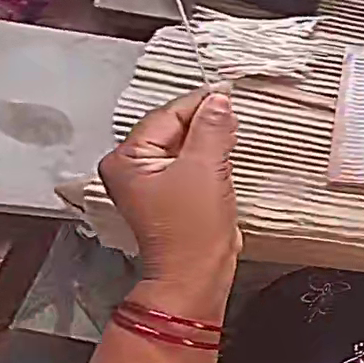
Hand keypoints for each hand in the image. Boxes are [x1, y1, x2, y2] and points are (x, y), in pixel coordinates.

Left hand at [99, 89, 242, 292]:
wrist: (198, 271)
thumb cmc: (193, 225)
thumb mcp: (204, 169)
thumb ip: (211, 129)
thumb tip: (220, 100)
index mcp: (127, 159)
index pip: (166, 117)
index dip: (199, 103)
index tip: (228, 91)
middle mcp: (134, 167)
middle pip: (174, 128)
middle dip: (205, 119)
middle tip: (235, 108)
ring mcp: (154, 181)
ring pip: (185, 144)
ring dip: (210, 136)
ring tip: (234, 128)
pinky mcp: (175, 193)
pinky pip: (192, 162)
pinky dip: (210, 153)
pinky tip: (227, 149)